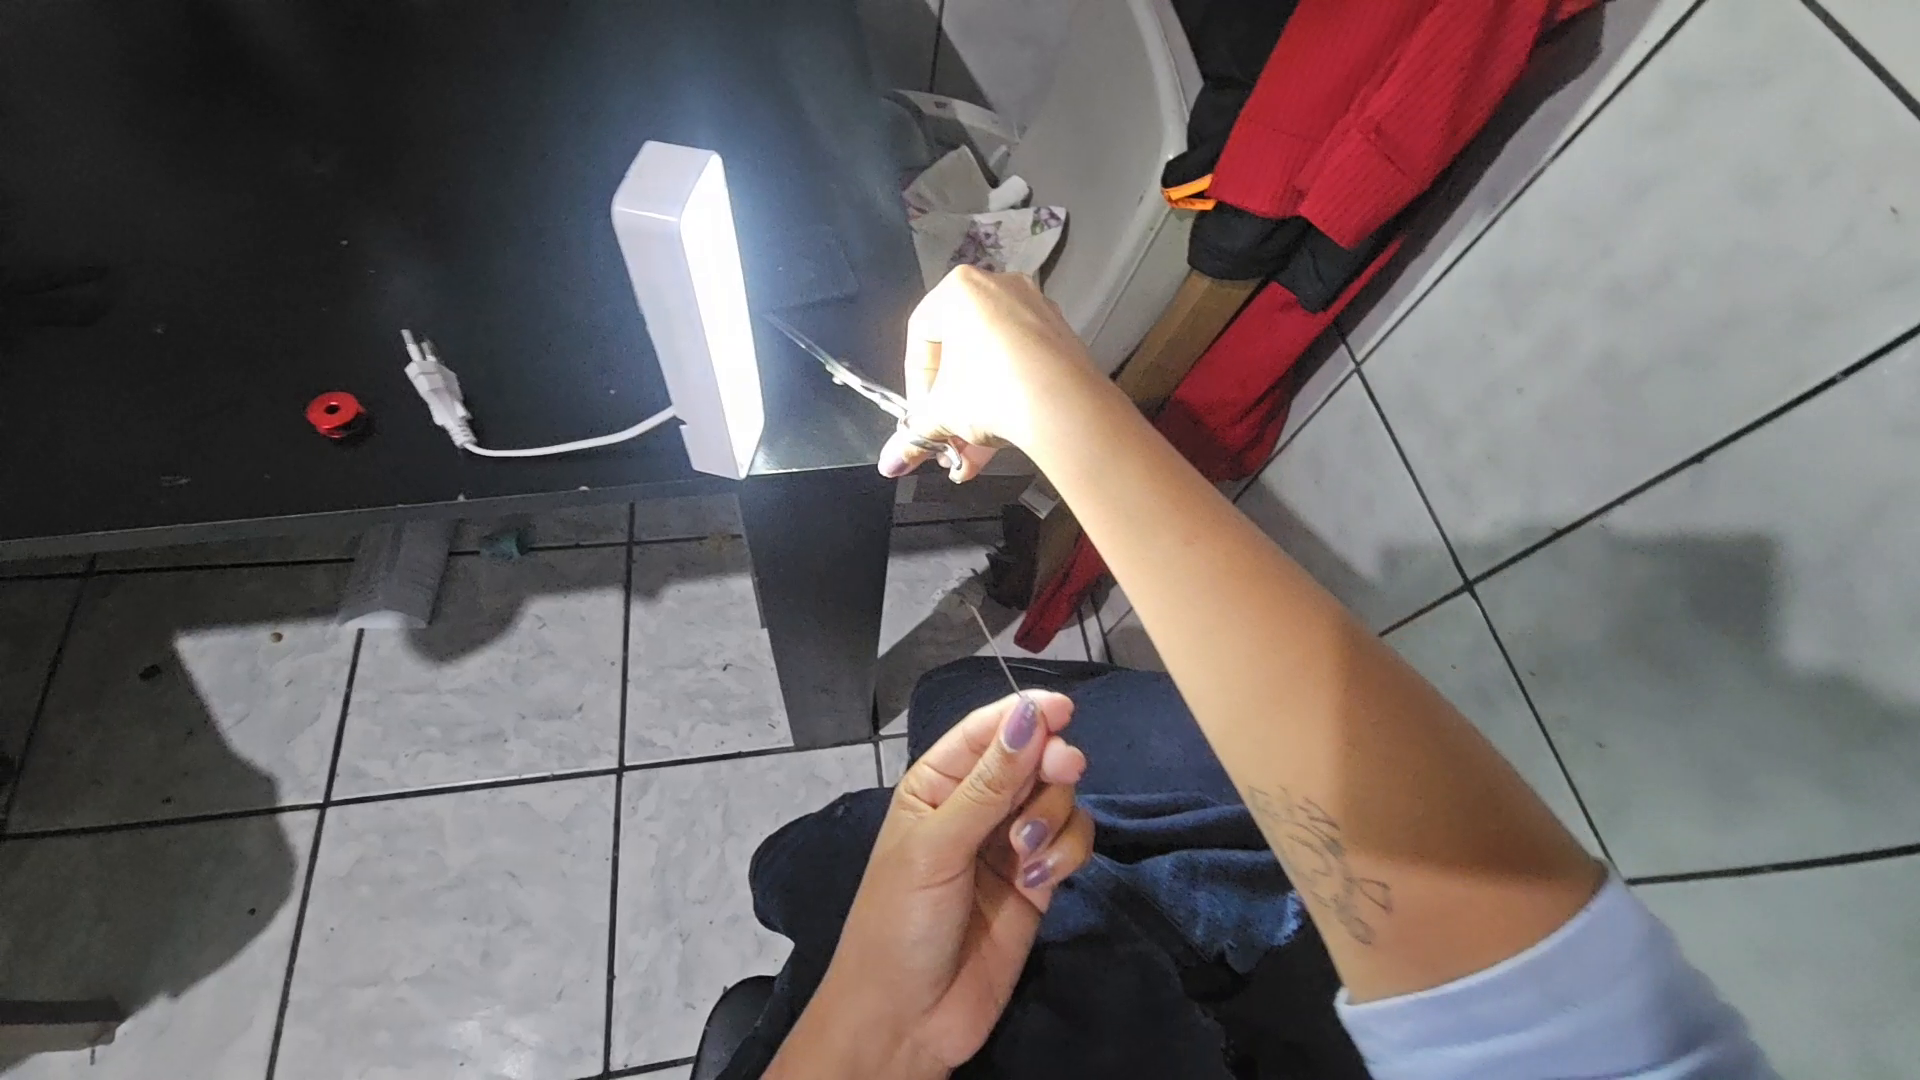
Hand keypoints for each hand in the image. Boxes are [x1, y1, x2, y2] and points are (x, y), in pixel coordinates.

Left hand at [768, 692, 1094, 1077]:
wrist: (906, 1022)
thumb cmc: (900, 921)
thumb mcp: (937, 846)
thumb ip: (988, 784)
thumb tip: (1028, 717)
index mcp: (938, 783)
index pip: (986, 731)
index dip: (1024, 713)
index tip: (1062, 708)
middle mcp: (976, 804)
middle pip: (1031, 757)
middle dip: (1049, 761)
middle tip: (1062, 768)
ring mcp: (1010, 842)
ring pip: (1056, 797)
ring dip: (1052, 815)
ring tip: (1025, 853)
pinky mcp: (1039, 879)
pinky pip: (1071, 842)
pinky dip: (1068, 851)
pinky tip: (1042, 878)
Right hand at [879, 266, 1100, 482]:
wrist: (1065, 406)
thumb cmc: (994, 391)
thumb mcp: (942, 414)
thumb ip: (913, 434)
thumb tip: (890, 462)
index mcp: (960, 289)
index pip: (921, 339)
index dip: (917, 387)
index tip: (922, 416)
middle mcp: (1000, 288)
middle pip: (960, 355)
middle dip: (951, 407)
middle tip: (947, 438)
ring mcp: (1036, 312)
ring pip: (992, 366)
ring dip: (978, 412)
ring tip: (972, 454)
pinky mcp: (1061, 339)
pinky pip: (1022, 369)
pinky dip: (1008, 401)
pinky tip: (1001, 439)